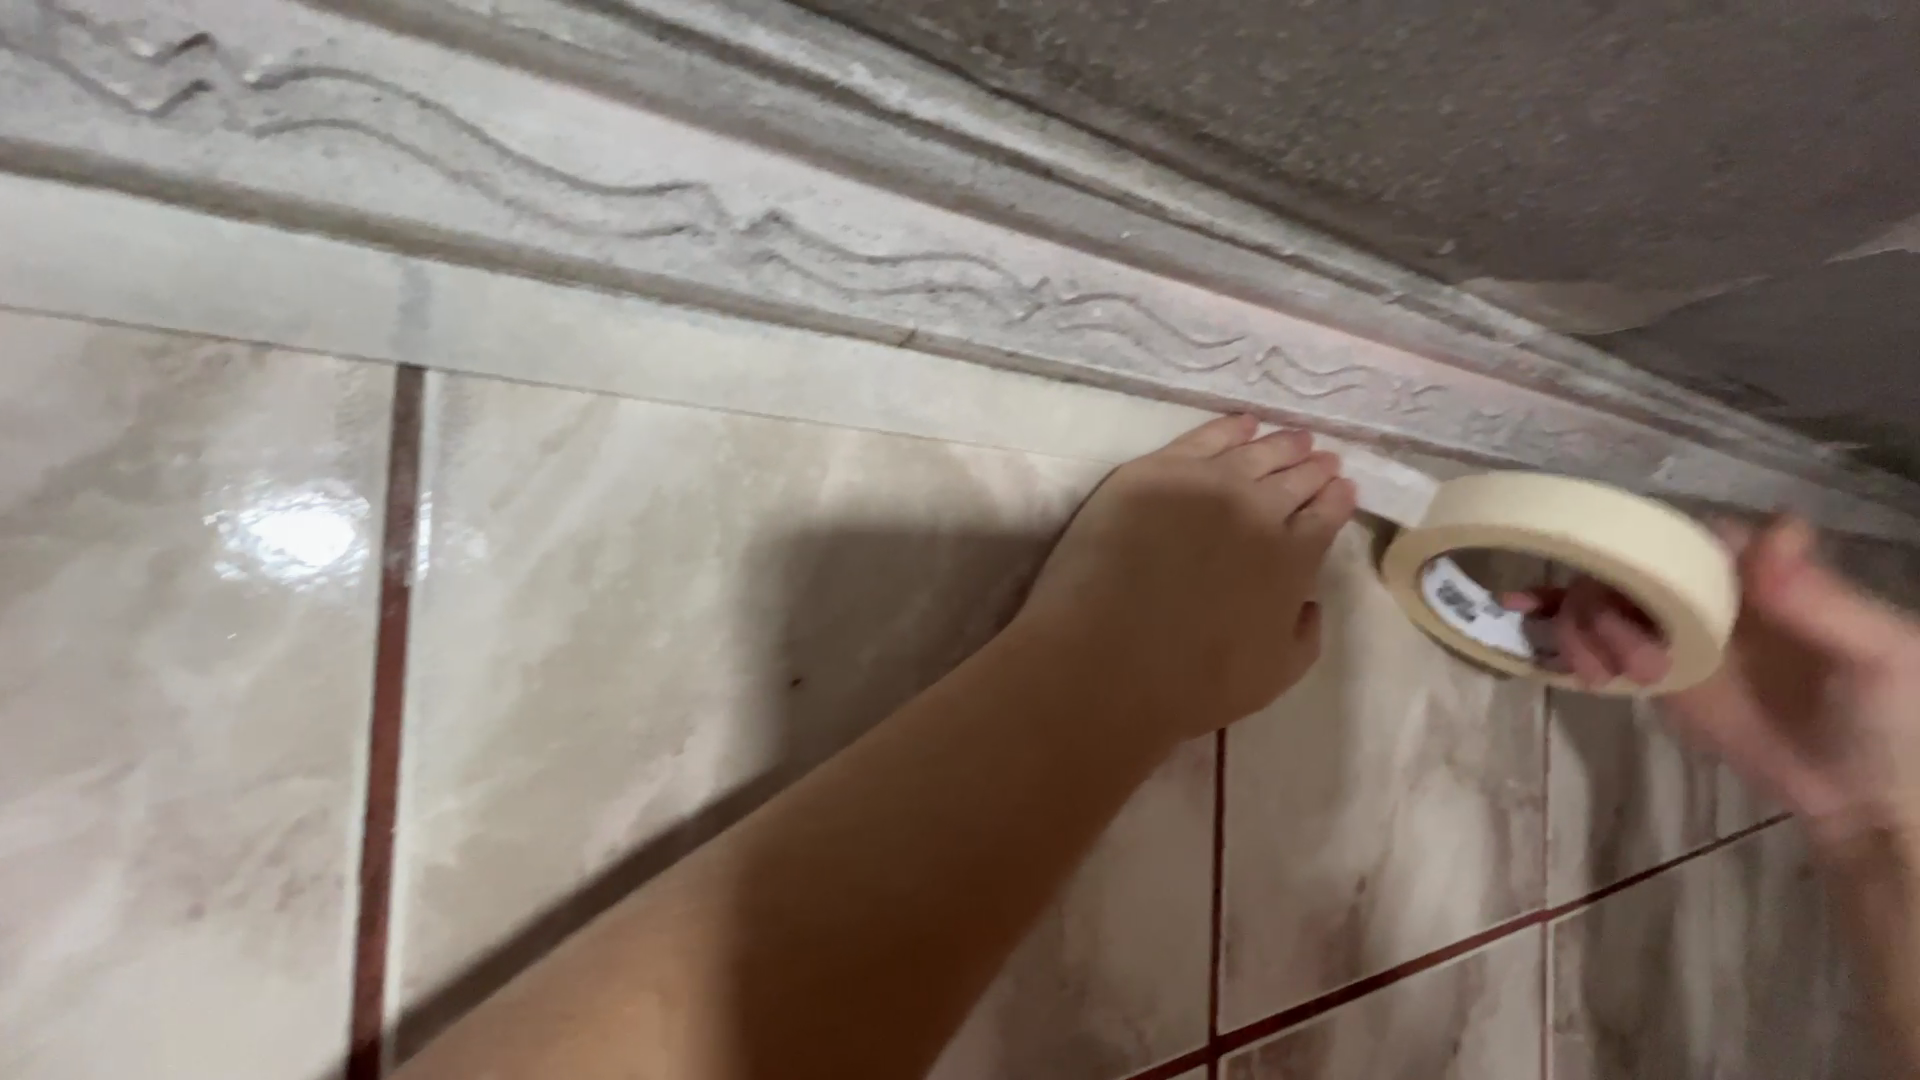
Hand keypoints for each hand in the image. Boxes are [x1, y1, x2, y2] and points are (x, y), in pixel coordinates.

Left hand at [1014, 415, 1355, 745]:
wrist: (1105, 663)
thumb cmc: (1190, 685)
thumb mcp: (1276, 673)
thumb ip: (1304, 631)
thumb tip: (1306, 597)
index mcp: (1292, 558)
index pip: (1326, 515)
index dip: (1336, 500)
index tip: (1342, 488)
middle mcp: (1256, 510)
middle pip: (1293, 477)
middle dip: (1314, 468)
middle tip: (1323, 459)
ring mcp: (1201, 486)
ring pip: (1252, 452)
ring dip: (1281, 444)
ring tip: (1295, 438)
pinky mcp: (1149, 475)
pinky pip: (1199, 439)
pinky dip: (1227, 428)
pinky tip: (1242, 424)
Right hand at [1508, 516, 1919, 853]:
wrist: (1857, 796)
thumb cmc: (1888, 720)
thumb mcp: (1878, 655)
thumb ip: (1824, 598)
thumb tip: (1771, 531)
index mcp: (1755, 575)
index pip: (1682, 535)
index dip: (1644, 545)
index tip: (1626, 576)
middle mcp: (1702, 590)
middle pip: (1621, 566)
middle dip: (1604, 605)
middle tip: (1635, 661)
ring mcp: (1667, 627)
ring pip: (1592, 601)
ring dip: (1585, 633)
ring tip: (1614, 677)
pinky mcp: (1641, 663)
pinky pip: (1584, 635)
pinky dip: (1551, 626)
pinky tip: (1520, 618)